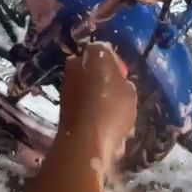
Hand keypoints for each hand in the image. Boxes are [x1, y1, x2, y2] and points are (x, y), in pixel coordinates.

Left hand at [57, 42, 137, 168]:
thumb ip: (124, 82)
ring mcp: (66, 85)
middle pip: (93, 69)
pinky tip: (103, 126)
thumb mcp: (130, 92)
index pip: (106, 51)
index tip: (124, 78)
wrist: (85, 140)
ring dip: (96, 96)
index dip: (116, 65)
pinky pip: (81, 103)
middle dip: (104, 79)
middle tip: (118, 96)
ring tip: (113, 116)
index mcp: (94, 54)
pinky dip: (90, 111)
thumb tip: (118, 83)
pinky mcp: (62, 105)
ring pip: (87, 87)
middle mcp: (76, 64)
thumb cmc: (112, 109)